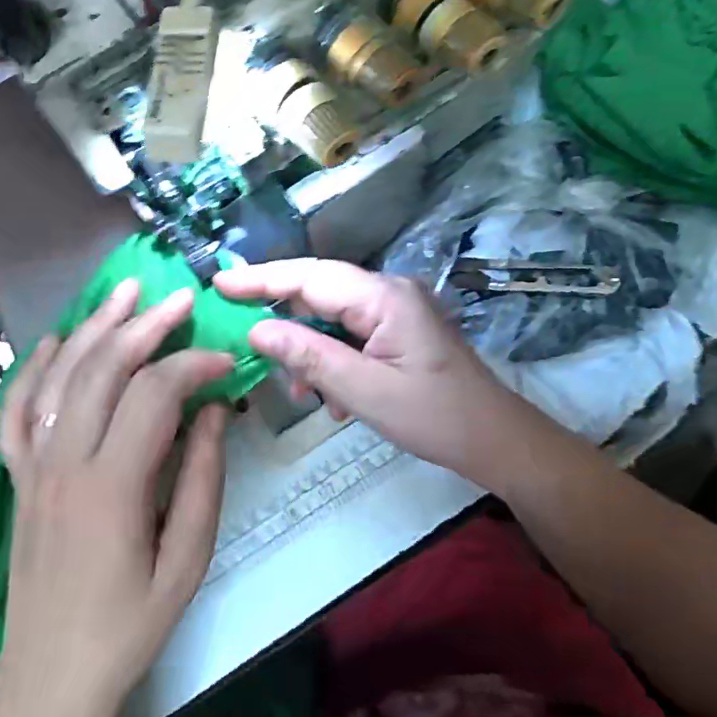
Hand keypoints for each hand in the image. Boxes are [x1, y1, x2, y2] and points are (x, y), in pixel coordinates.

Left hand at [0, 280, 233, 716]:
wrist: (52, 674)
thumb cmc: (130, 622)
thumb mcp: (187, 560)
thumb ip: (203, 478)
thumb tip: (212, 409)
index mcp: (112, 484)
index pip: (155, 394)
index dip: (193, 366)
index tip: (225, 362)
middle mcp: (65, 461)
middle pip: (102, 369)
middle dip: (144, 327)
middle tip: (178, 300)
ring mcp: (33, 466)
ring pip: (59, 377)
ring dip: (93, 329)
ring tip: (123, 293)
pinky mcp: (16, 478)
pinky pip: (16, 412)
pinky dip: (32, 371)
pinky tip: (50, 343)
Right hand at [213, 259, 547, 491]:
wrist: (496, 439)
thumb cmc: (436, 417)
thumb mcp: (365, 392)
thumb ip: (309, 356)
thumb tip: (257, 330)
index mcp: (384, 297)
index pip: (310, 277)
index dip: (261, 280)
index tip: (220, 285)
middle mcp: (388, 291)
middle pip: (318, 290)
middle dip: (280, 313)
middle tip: (238, 328)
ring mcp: (395, 308)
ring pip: (331, 314)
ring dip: (308, 347)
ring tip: (299, 388)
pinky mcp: (398, 328)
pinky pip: (350, 331)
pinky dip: (331, 357)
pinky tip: (332, 396)